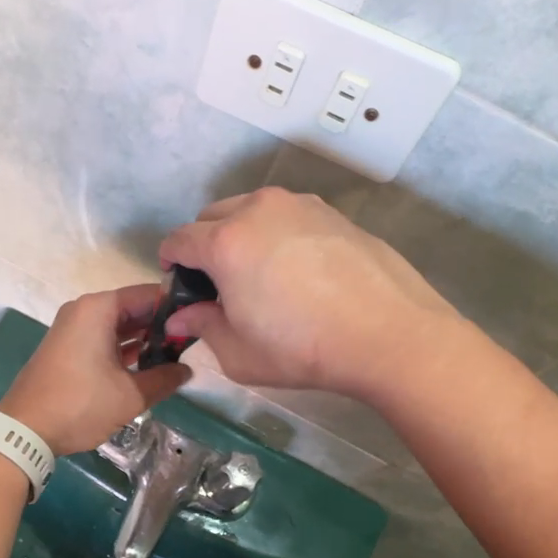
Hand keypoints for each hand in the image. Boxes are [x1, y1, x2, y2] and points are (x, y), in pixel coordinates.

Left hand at [0, 286, 192, 455]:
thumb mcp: (130, 395)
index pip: (148, 294)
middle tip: (193, 343)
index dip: (176, 307)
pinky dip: (123, 351)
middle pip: (132, 310)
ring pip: (117, 328)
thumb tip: (187, 371)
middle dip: (161, 326)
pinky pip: (102, 341)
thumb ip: (164, 379)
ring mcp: (72, 330)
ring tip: (175, 357)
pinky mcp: (66, 350)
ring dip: (143, 341)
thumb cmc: (80, 404)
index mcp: (98, 309)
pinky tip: (146, 368)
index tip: (201, 320)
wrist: (25, 430)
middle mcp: (84, 311)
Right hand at [158, 186, 464, 397]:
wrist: (387, 334)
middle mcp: (258, 210)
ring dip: (241, 237)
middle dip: (204, 246)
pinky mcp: (331, 212)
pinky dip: (276, 236)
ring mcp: (299, 205)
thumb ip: (202, 325)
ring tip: (258, 277)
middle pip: (211, 217)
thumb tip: (182, 315)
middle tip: (217, 285)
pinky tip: (295, 273)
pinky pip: (286, 217)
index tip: (178, 285)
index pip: (178, 240)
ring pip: (251, 211)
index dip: (169, 264)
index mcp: (225, 243)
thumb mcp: (238, 353)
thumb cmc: (301, 349)